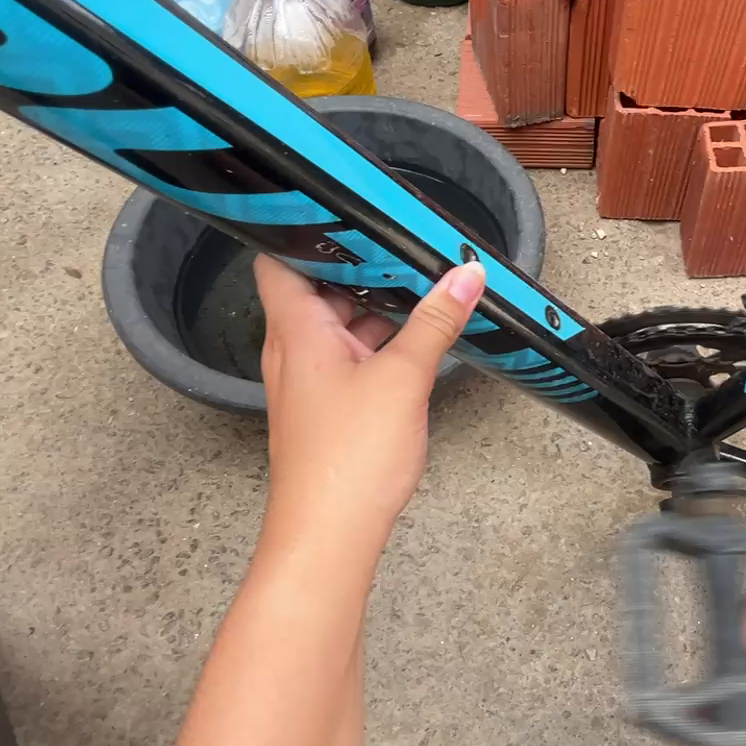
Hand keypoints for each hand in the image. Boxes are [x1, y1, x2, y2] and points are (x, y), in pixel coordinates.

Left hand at [252, 255, 484, 548]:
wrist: (330, 535)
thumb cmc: (350, 456)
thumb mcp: (403, 378)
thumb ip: (436, 321)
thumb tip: (466, 275)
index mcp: (296, 330)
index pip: (279, 258)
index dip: (306, 230)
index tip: (350, 210)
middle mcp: (294, 349)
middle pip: (318, 288)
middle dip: (363, 267)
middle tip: (410, 246)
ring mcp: (310, 379)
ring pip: (339, 324)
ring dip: (375, 307)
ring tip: (423, 286)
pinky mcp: (329, 405)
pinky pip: (351, 356)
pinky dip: (378, 342)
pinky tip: (416, 338)